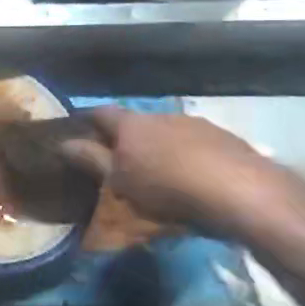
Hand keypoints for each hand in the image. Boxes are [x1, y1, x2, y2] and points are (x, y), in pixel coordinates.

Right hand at [60, 107, 304, 247]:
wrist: (242, 193)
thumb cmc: (166, 187)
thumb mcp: (118, 180)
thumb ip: (90, 160)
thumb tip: (62, 142)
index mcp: (131, 123)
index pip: (100, 112)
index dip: (87, 120)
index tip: (78, 132)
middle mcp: (162, 115)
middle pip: (136, 122)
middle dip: (126, 138)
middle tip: (120, 161)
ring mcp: (198, 125)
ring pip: (169, 133)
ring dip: (161, 148)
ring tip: (160, 174)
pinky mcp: (228, 141)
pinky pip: (197, 146)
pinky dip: (189, 158)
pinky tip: (194, 181)